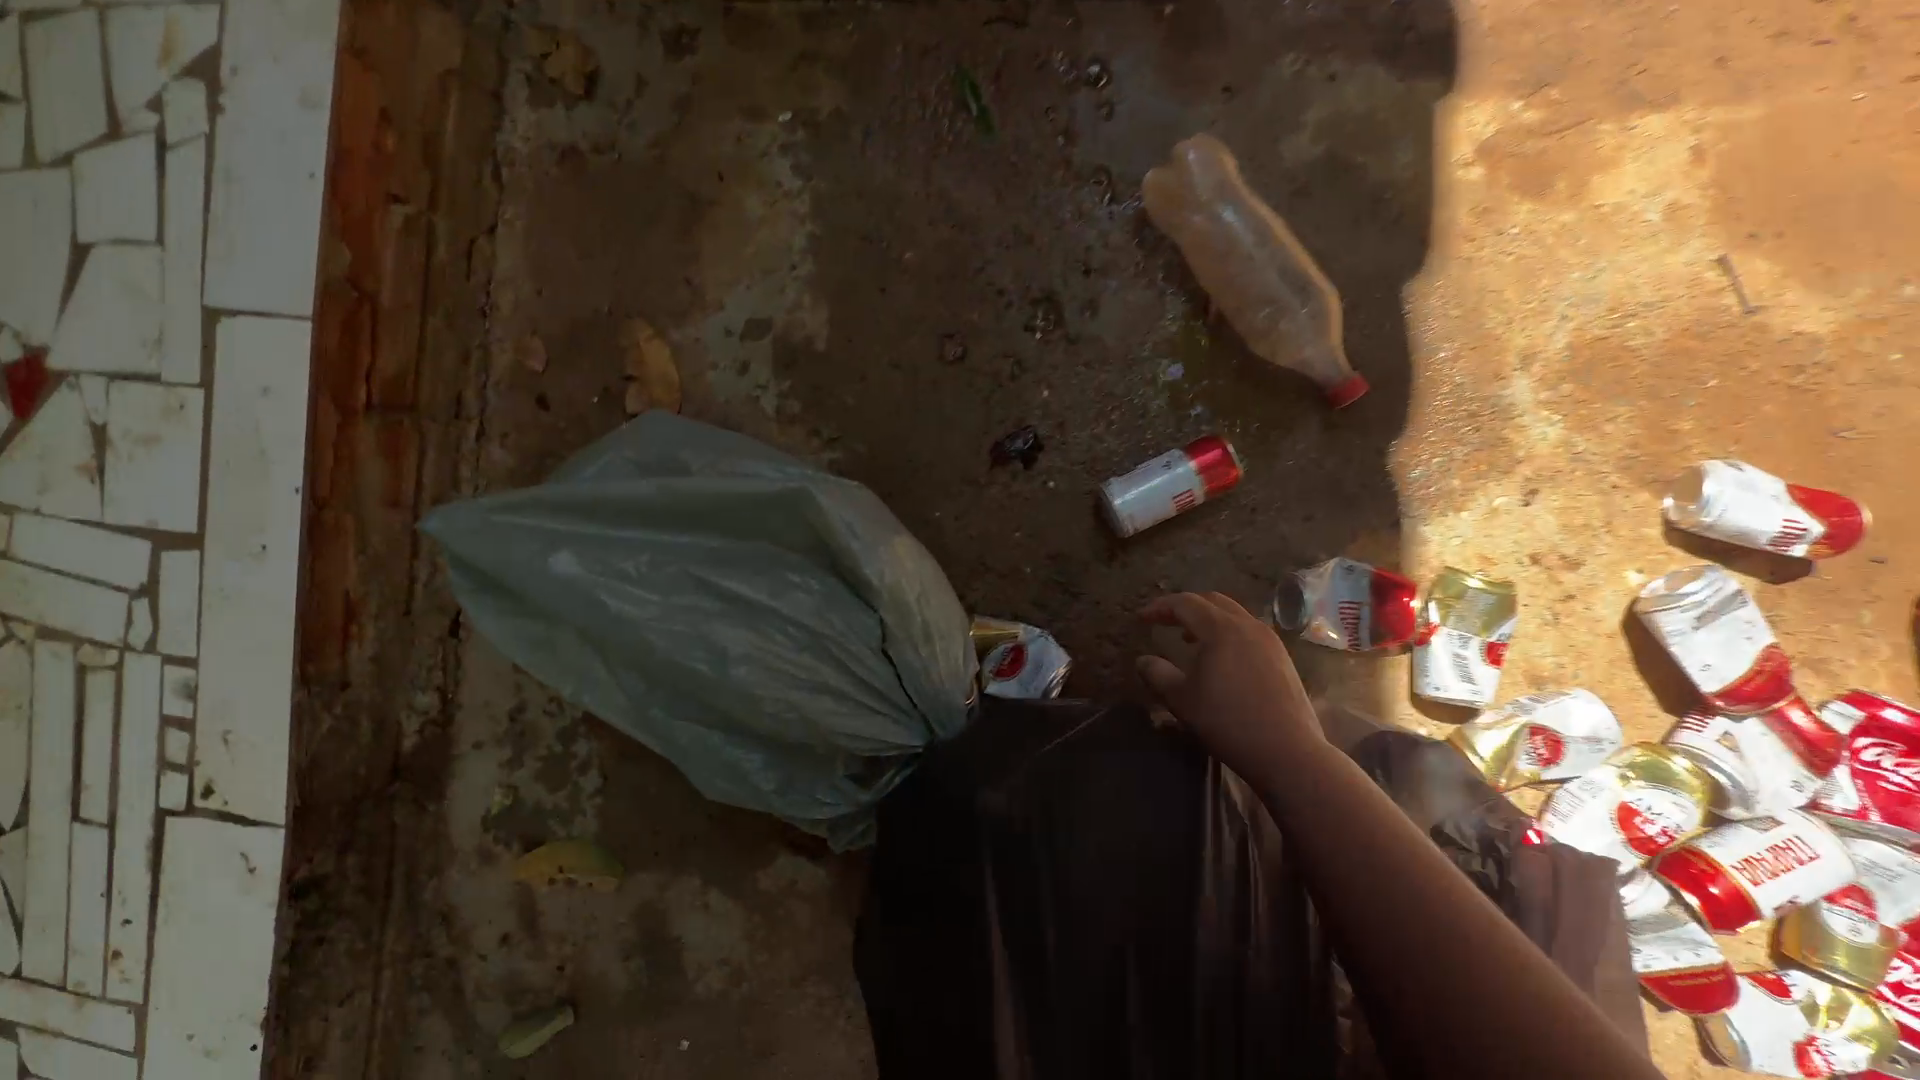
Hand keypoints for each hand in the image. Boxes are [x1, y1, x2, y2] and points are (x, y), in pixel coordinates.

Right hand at [1137, 592, 1326, 776]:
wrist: (1287, 751)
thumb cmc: (1228, 722)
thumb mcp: (1182, 700)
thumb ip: (1157, 674)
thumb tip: (1143, 660)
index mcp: (1221, 629)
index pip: (1185, 603)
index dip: (1160, 607)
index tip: (1141, 618)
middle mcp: (1248, 626)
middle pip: (1212, 602)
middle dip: (1185, 607)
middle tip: (1165, 621)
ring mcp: (1270, 641)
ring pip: (1234, 615)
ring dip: (1208, 620)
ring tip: (1190, 639)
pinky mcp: (1282, 658)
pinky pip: (1249, 632)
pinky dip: (1228, 633)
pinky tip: (1221, 659)